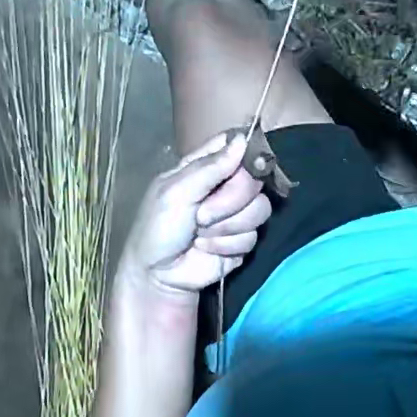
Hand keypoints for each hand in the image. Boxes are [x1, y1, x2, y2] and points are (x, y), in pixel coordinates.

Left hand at [116, 132, 271, 301]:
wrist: (158, 276)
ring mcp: (236, 214)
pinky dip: (227, 245)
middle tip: (201, 214)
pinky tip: (207, 249)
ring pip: (259, 209)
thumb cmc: (157, 228)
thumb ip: (209, 167)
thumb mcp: (176, 192)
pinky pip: (253, 237)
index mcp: (205, 166)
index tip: (244, 165)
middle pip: (253, 179)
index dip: (245, 151)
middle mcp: (225, 186)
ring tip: (200, 234)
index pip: (236, 144)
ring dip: (226, 226)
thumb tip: (242, 140)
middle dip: (229, 201)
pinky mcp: (243, 241)